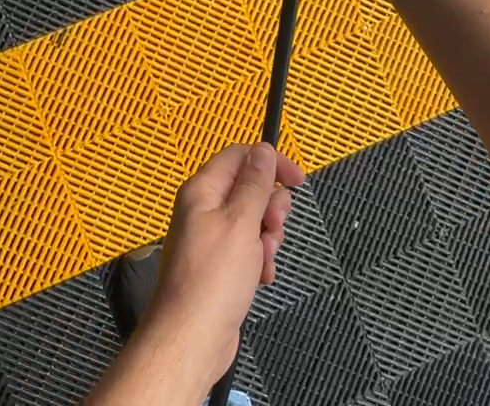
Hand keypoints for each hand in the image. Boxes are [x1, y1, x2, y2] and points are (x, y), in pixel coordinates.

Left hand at [141, 143, 303, 387]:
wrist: (192, 338)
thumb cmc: (212, 279)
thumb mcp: (241, 222)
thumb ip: (255, 184)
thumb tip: (263, 150)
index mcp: (203, 191)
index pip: (239, 157)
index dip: (270, 162)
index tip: (297, 180)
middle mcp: (204, 209)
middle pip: (249, 188)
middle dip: (270, 207)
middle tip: (273, 227)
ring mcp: (211, 237)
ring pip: (253, 220)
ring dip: (268, 237)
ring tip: (264, 259)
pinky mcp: (219, 264)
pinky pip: (248, 248)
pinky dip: (260, 259)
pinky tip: (261, 277)